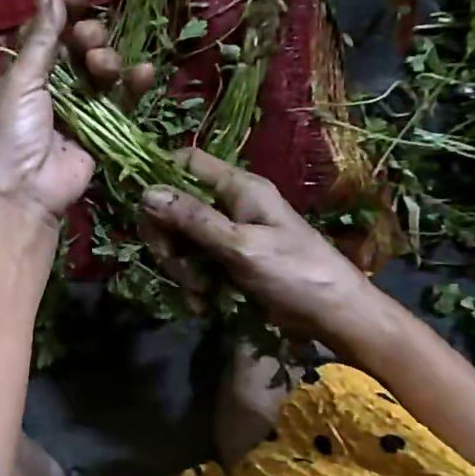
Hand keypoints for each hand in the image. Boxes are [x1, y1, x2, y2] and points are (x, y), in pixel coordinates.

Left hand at [0, 0, 154, 237]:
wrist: (27, 194)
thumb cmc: (12, 135)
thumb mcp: (22, 81)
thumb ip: (42, 37)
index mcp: (25, 69)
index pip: (48, 28)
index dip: (65, 6)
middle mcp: (54, 83)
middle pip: (78, 45)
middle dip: (87, 34)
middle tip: (87, 39)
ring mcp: (81, 105)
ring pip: (102, 68)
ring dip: (107, 58)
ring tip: (102, 65)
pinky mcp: (105, 126)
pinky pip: (124, 99)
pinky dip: (135, 84)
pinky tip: (145, 73)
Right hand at [139, 150, 385, 342]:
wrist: (334, 314)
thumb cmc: (295, 272)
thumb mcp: (241, 246)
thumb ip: (194, 220)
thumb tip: (146, 192)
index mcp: (239, 188)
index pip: (187, 162)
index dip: (159, 177)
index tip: (140, 209)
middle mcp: (232, 204)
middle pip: (177, 206)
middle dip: (169, 239)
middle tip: (178, 269)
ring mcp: (231, 234)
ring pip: (184, 240)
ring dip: (183, 269)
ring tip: (201, 294)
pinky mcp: (233, 262)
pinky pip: (199, 265)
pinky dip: (196, 284)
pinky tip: (205, 305)